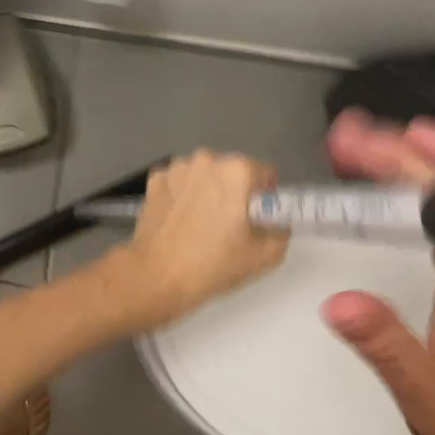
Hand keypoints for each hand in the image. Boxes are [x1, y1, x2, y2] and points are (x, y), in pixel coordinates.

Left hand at [100, 150, 287, 329]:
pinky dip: (182, 194)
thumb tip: (275, 222)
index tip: (257, 216)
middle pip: (231, 171)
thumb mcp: (266, 254)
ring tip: (202, 222)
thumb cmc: (215, 262)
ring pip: (202, 174)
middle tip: (231, 222)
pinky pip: (178, 182)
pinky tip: (179, 219)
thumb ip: (281, 231)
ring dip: (207, 189)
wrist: (157, 274)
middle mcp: (204, 159)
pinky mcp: (154, 180)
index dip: (265, 195)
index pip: (263, 173)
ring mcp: (175, 168)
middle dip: (235, 190)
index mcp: (235, 170)